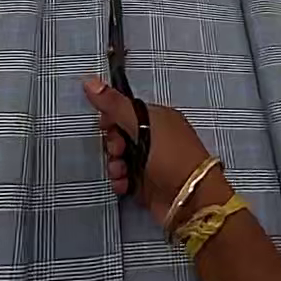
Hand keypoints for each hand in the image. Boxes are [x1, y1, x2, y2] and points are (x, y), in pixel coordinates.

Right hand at [84, 78, 229, 228]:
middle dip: (113, 144)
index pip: (126, 111)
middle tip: (118, 152)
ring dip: (115, 165)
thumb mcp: (142, 126)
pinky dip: (121, 181)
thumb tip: (89, 80)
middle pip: (120, 135)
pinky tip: (124, 185)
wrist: (191, 200)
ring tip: (121, 172)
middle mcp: (155, 137)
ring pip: (120, 158)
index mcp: (157, 117)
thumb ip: (114, 105)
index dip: (112, 118)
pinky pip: (125, 178)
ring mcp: (150, 162)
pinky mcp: (146, 184)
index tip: (106, 126)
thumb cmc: (171, 156)